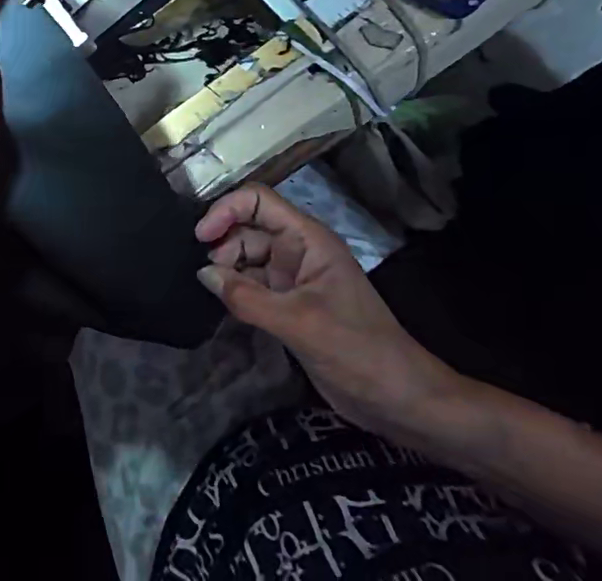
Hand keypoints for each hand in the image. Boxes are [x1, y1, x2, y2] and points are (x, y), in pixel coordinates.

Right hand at [195, 184, 462, 435]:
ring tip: (210, 293)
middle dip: (221, 244)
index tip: (201, 238)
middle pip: (247, 228)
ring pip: (246, 258)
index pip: (257, 201)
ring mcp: (292, 279)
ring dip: (225, 270)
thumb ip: (246, 297)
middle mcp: (298, 251)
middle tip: (204, 276)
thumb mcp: (298, 323)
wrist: (400, 401)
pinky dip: (233, 291)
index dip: (226, 210)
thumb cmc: (357, 351)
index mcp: (308, 240)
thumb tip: (202, 274)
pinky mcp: (288, 305)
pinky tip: (219, 304)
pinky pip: (251, 286)